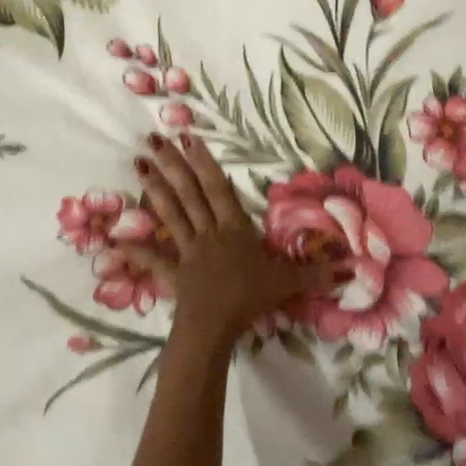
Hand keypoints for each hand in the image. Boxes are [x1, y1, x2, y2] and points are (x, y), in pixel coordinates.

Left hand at [127, 134, 342, 351]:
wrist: (213, 328)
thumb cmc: (249, 299)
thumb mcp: (287, 283)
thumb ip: (315, 272)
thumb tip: (351, 266)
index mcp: (233, 230)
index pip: (218, 189)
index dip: (204, 163)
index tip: (188, 137)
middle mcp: (207, 233)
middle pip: (190, 194)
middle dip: (174, 165)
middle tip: (155, 139)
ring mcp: (187, 253)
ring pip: (170, 215)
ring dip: (156, 189)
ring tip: (140, 165)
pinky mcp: (173, 275)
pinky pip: (154, 261)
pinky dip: (136, 250)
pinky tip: (114, 238)